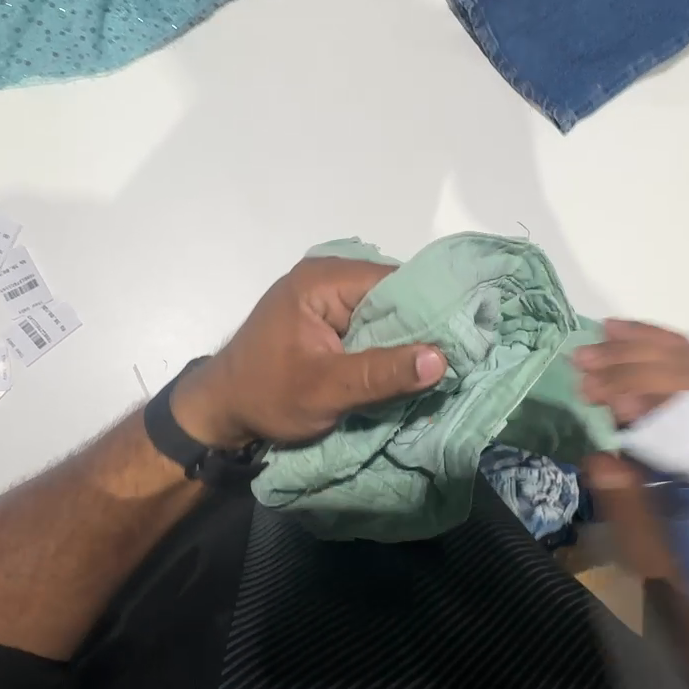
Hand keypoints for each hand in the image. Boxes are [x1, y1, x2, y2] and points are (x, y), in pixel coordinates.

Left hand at [169, 257, 447, 448]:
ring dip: (408, 337)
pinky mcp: (328, 316)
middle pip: (393, 294)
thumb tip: (441, 358)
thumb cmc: (267, 396)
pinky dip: (389, 343)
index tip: (467, 337)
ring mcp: (327, 295)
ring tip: (445, 361)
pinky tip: (412, 363)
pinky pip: (371, 323)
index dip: (432, 310)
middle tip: (463, 354)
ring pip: (385, 311)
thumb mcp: (326, 390)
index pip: (395, 283)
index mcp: (323, 281)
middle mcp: (328, 276)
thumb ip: (381, 373)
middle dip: (423, 325)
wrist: (221, 411)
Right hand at [573, 320, 688, 587]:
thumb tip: (604, 452)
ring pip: (684, 355)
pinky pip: (683, 357)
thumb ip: (626, 496)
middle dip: (628, 361)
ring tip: (588, 349)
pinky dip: (647, 341)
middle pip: (685, 370)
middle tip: (580, 364)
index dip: (641, 390)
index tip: (597, 398)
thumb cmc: (672, 553)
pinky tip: (615, 333)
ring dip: (632, 345)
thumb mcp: (643, 538)